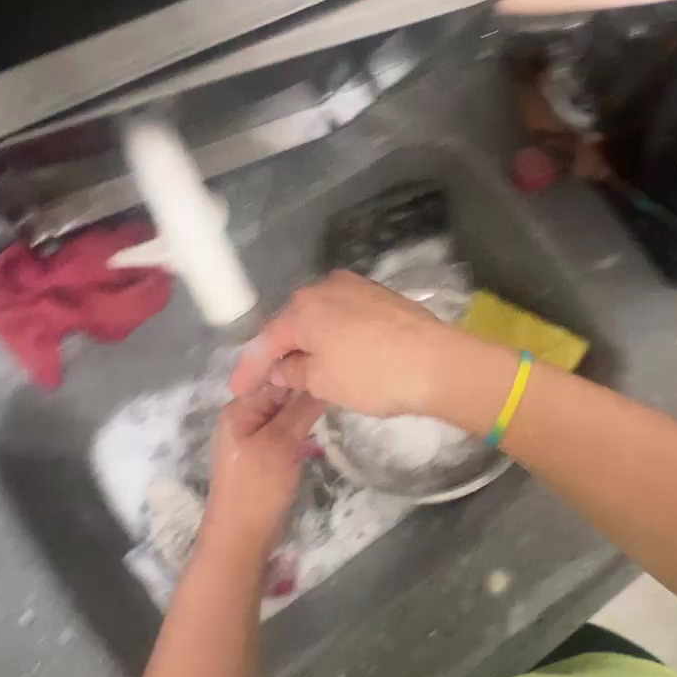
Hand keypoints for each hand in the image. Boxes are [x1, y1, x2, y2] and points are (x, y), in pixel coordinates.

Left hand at [201, 385, 324, 545]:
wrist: (241, 539)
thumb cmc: (257, 489)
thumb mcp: (281, 444)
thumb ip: (300, 410)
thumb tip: (321, 379)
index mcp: (239, 409)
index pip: (275, 377)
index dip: (302, 372)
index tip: (333, 368)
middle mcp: (243, 419)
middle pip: (280, 395)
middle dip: (307, 392)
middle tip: (340, 387)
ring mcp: (253, 439)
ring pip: (286, 415)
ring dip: (307, 413)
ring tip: (337, 404)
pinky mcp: (265, 457)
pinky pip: (286, 434)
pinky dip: (303, 432)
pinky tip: (321, 431)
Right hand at [229, 271, 477, 418]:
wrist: (438, 362)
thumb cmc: (373, 375)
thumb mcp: (323, 382)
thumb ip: (294, 372)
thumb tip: (283, 367)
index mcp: (303, 307)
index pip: (265, 340)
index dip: (250, 368)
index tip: (239, 389)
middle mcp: (326, 288)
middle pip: (293, 323)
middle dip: (281, 352)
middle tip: (271, 381)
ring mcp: (357, 288)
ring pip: (321, 319)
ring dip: (310, 344)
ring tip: (304, 371)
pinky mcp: (382, 297)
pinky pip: (345, 318)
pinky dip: (335, 337)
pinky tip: (336, 356)